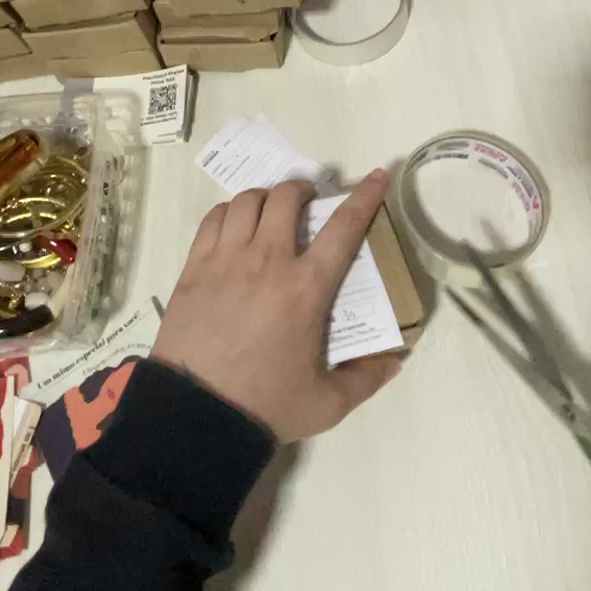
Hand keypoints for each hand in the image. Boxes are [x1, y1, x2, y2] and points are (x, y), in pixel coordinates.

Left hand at [151, 173, 403, 441]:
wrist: (195, 415)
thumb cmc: (264, 405)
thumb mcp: (326, 404)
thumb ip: (366, 379)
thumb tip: (396, 360)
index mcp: (306, 289)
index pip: (343, 228)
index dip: (364, 197)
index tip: (376, 176)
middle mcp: (268, 261)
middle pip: (287, 197)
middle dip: (304, 190)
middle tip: (309, 203)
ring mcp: (226, 259)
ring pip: (247, 201)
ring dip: (266, 198)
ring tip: (270, 211)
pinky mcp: (194, 266)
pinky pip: (213, 219)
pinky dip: (228, 211)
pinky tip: (234, 225)